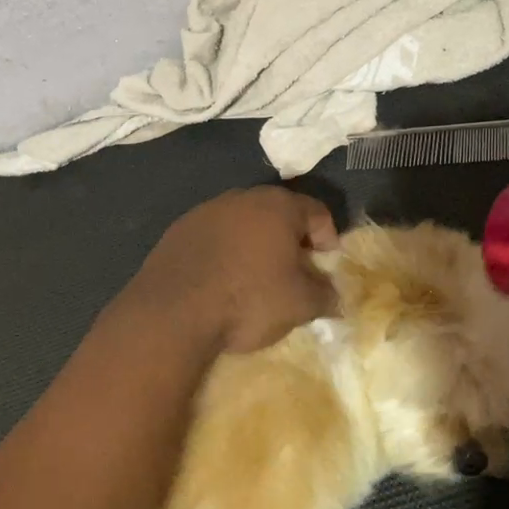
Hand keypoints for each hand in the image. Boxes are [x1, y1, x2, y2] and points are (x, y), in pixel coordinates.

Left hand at [122, 186, 340, 354]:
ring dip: (255, 245)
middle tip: (294, 273)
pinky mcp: (178, 230)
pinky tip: (221, 281)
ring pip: (243, 223)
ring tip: (255, 279)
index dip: (329, 238)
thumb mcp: (301, 304)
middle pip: (278, 213)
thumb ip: (326, 294)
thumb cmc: (248, 299)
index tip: (325, 267)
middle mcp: (242, 197)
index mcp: (278, 205)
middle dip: (290, 241)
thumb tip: (334, 294)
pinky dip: (225, 252)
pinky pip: (214, 237)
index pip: (317, 211)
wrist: (173, 310)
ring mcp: (206, 211)